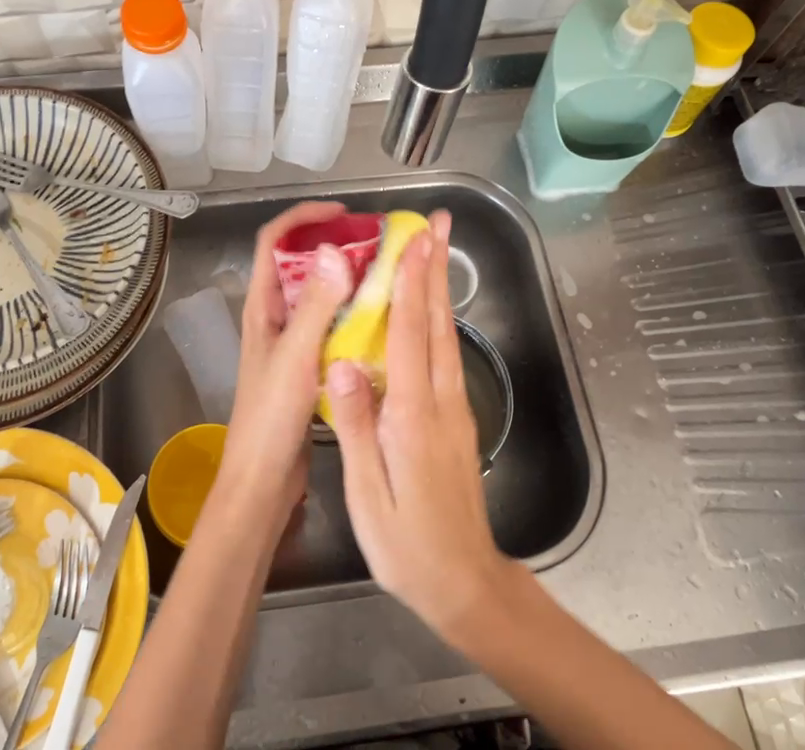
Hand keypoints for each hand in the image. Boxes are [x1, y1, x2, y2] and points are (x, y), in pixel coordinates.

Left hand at [219, 201, 354, 509]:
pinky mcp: (307, 365)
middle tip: (380, 243)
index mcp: (262, 307)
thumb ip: (316, 307)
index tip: (344, 213)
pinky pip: (331, 326)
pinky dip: (354, 315)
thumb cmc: (270, 417)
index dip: (304, 218)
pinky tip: (384, 320)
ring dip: (348, 280)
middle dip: (335, 245)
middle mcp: (274, 317)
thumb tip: (336, 251)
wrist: (263, 478)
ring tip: (388, 274)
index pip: (273, 242)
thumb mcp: (295, 357)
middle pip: (301, 264)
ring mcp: (291, 342)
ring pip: (320, 296)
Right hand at [323, 211, 511, 636]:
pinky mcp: (457, 422)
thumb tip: (341, 362)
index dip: (411, 283)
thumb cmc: (405, 543)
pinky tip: (433, 314)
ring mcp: (454, 410)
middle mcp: (440, 402)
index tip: (414, 239)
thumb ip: (356, 425)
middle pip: (437, 324)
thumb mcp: (367, 492)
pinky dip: (439, 323)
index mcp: (412, 414)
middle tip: (438, 224)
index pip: (410, 335)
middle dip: (435, 270)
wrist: (463, 580)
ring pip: (446, 337)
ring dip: (441, 290)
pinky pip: (447, 358)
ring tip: (437, 251)